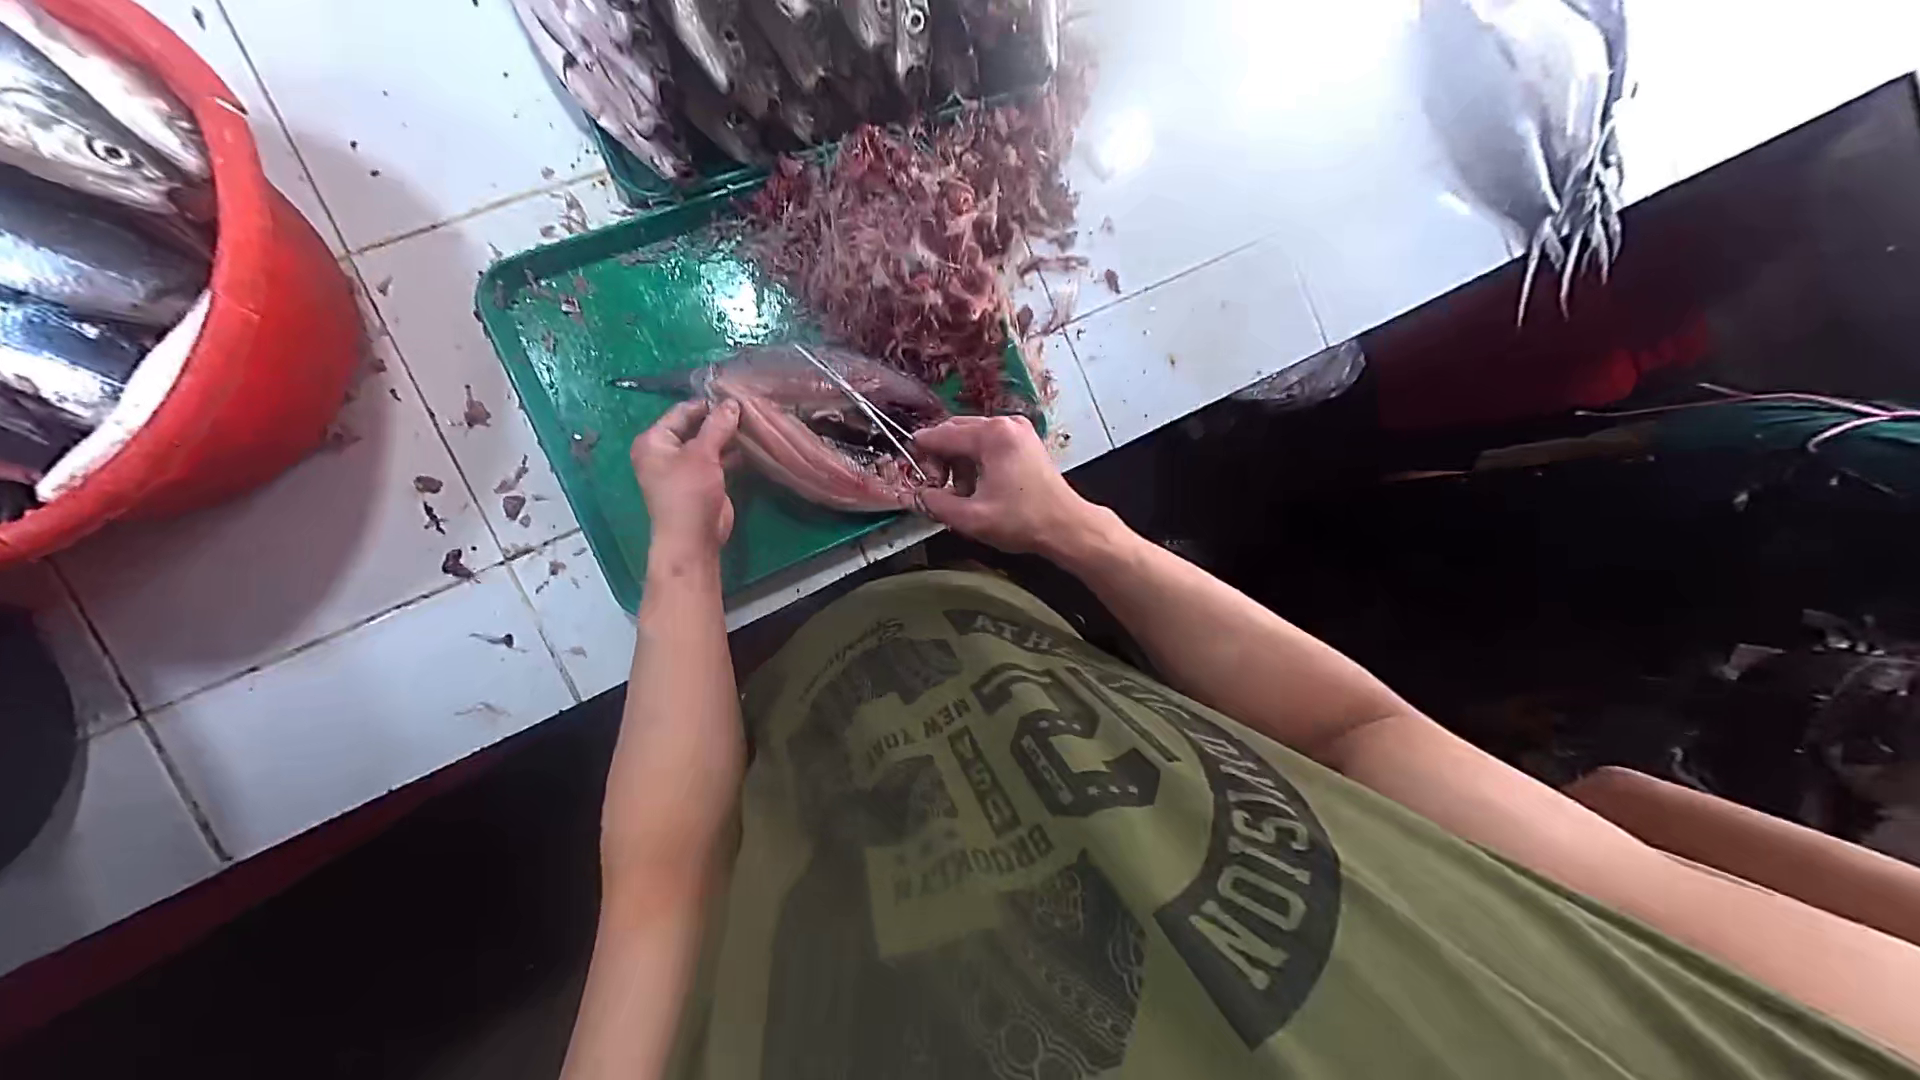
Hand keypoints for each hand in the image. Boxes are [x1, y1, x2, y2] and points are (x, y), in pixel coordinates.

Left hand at [632, 399, 740, 561]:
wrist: (694, 538)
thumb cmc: (688, 493)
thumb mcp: (702, 454)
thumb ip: (717, 426)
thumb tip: (732, 403)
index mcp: (654, 441)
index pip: (681, 412)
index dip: (707, 404)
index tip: (734, 395)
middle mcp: (667, 452)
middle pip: (696, 427)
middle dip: (721, 419)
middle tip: (749, 407)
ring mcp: (686, 467)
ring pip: (710, 443)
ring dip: (729, 436)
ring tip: (755, 422)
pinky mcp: (704, 481)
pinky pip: (719, 460)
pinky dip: (733, 453)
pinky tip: (753, 444)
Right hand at [914, 415, 1111, 557]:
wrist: (1067, 527)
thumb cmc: (1023, 521)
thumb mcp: (971, 518)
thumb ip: (936, 503)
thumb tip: (918, 495)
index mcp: (993, 435)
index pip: (942, 434)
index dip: (921, 452)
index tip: (910, 471)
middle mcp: (1006, 424)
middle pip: (956, 431)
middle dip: (941, 458)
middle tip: (936, 487)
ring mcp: (1018, 431)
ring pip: (971, 438)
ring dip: (958, 462)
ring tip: (961, 493)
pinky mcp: (1024, 442)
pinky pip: (988, 444)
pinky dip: (976, 461)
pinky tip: (978, 487)